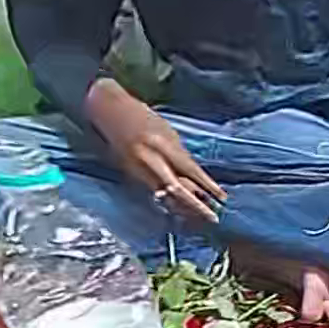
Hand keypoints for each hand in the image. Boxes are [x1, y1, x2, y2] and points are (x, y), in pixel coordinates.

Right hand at [85, 79, 225, 221]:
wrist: (105, 108)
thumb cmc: (142, 118)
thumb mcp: (168, 133)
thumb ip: (182, 157)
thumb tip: (199, 180)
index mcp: (161, 144)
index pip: (190, 170)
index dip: (208, 186)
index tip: (223, 199)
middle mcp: (149, 159)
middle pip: (177, 189)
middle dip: (197, 206)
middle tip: (214, 218)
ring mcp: (138, 168)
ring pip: (166, 196)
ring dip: (185, 209)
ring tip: (202, 219)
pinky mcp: (130, 175)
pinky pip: (155, 193)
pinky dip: (170, 204)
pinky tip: (182, 213)